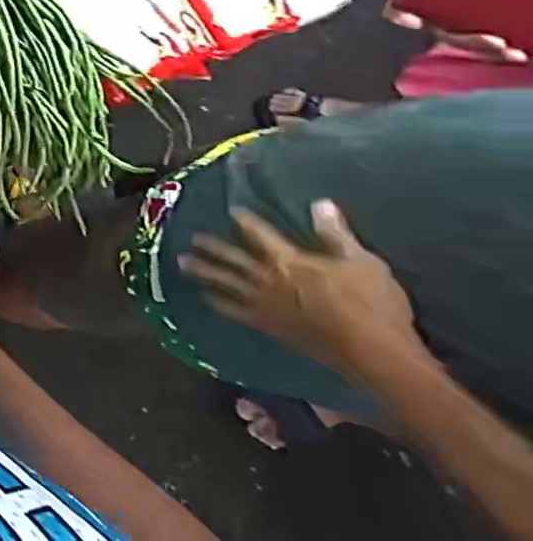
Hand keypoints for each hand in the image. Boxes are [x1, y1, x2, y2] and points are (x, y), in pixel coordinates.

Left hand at [180, 200, 421, 376]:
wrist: (374, 351)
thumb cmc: (373, 305)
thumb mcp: (363, 264)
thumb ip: (337, 234)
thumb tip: (320, 203)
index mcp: (288, 260)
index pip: (259, 233)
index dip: (245, 220)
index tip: (233, 211)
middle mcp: (267, 277)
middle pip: (231, 257)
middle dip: (211, 245)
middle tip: (193, 237)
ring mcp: (263, 301)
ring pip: (223, 281)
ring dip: (202, 270)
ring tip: (181, 261)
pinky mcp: (267, 324)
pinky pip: (233, 311)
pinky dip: (217, 303)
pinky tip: (205, 297)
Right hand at [365, 0, 532, 63]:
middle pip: (419, 3)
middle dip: (406, 13)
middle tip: (414, 21)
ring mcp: (480, 20)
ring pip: (443, 30)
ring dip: (460, 39)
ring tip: (498, 46)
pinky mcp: (495, 42)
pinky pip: (470, 48)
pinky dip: (485, 51)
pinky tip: (512, 52)